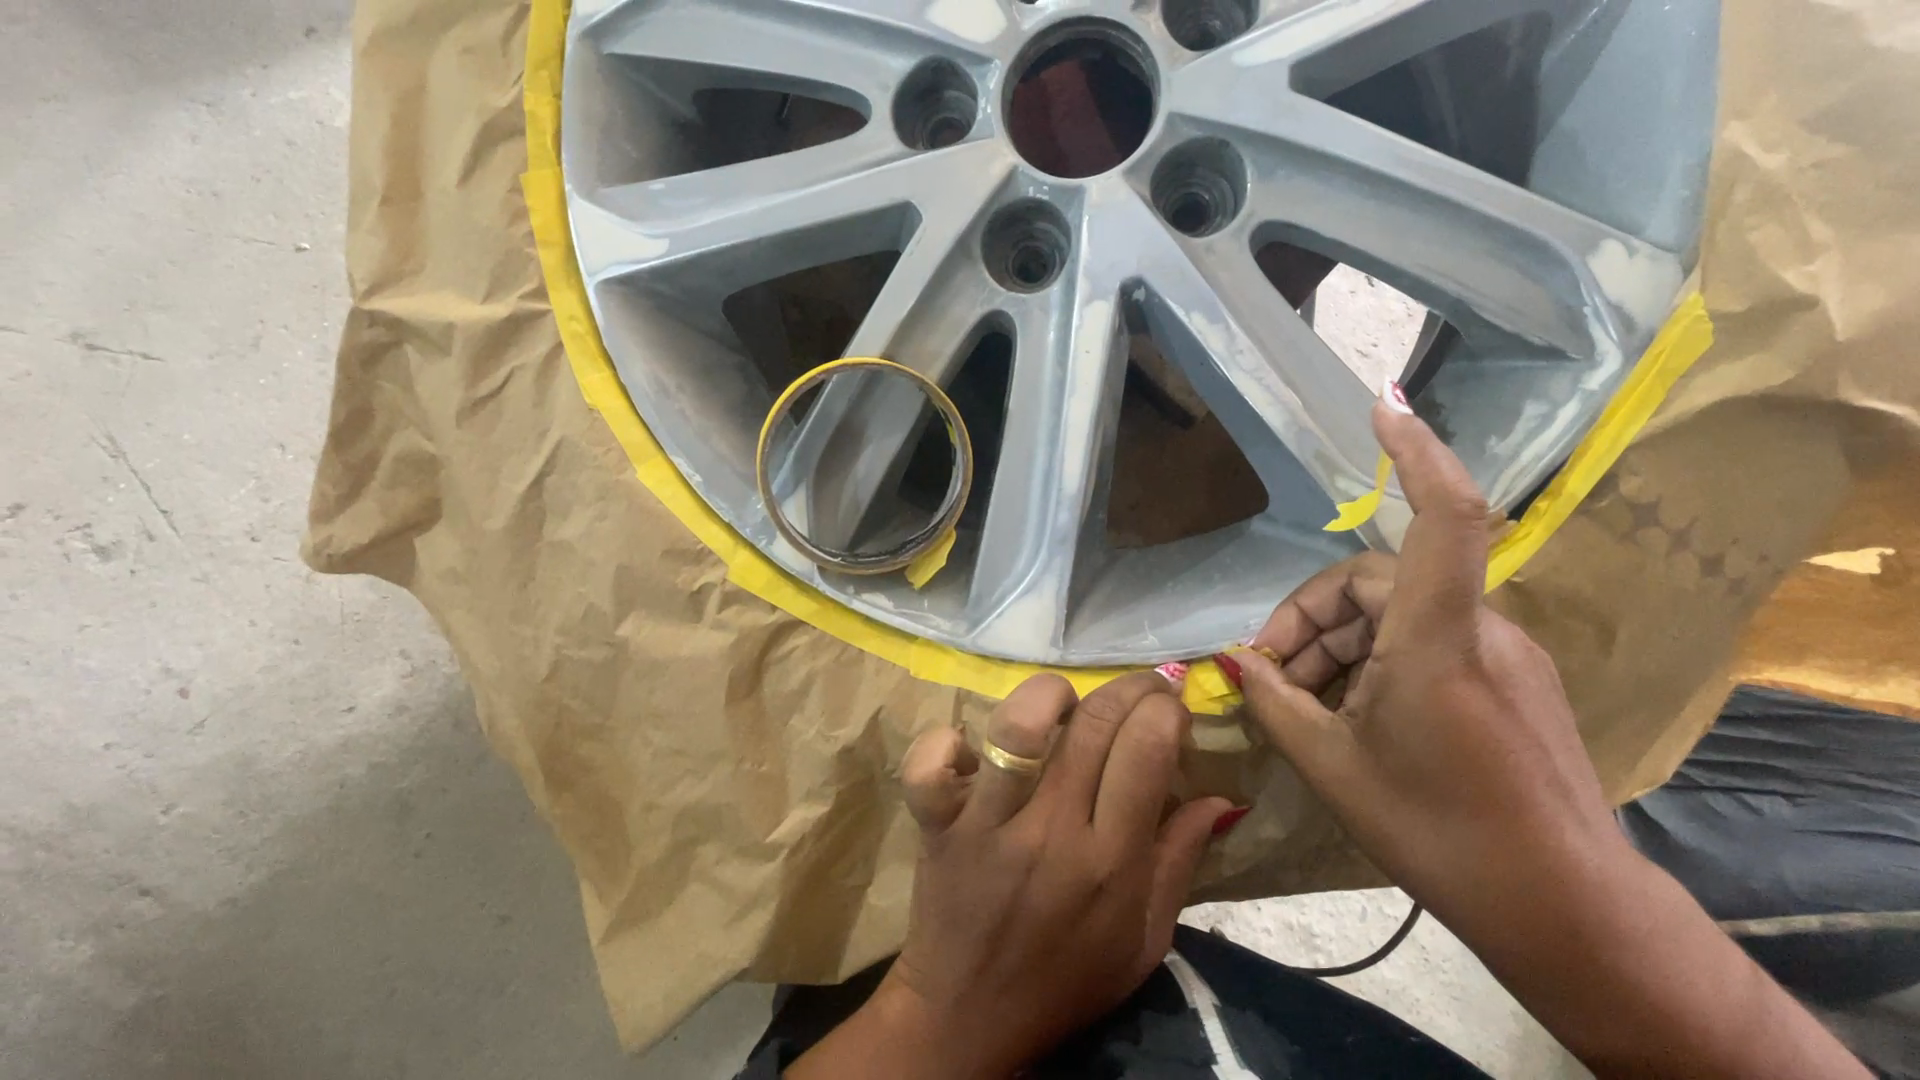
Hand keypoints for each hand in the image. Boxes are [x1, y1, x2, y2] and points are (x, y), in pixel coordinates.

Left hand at [790, 672, 1232, 1079]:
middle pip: (1093, 724)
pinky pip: (930, 766)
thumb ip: (1180, 863)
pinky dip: (946, 741)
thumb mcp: (1144, 939)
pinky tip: (971, 745)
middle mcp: (1052, 832)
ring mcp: (988, 825)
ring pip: (1016, 730)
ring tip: (1063, 703)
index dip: (1165, 711)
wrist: (970, 1017)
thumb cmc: (1066, 979)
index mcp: (1112, 861)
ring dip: (1047, 697)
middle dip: (1128, 687)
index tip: (1171, 709)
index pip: (1147, 751)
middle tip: (1139, 688)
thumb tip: (1220, 797)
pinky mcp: (938, 826)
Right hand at [1230, 402, 1626, 927]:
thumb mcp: (1331, 764)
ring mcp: (1506, 654)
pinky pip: (1433, 642)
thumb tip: (1235, 661)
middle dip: (1312, 618)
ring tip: (1304, 707)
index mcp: (1438, 637)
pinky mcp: (1516, 681)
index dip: (1417, 453)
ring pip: (1402, 615)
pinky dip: (1380, 662)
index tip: (1382, 406)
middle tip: (1270, 677)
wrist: (1563, 905)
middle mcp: (1481, 629)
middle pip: (1380, 582)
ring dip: (1342, 646)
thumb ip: (1276, 700)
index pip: (1444, 517)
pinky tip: (1353, 715)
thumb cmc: (1436, 829)